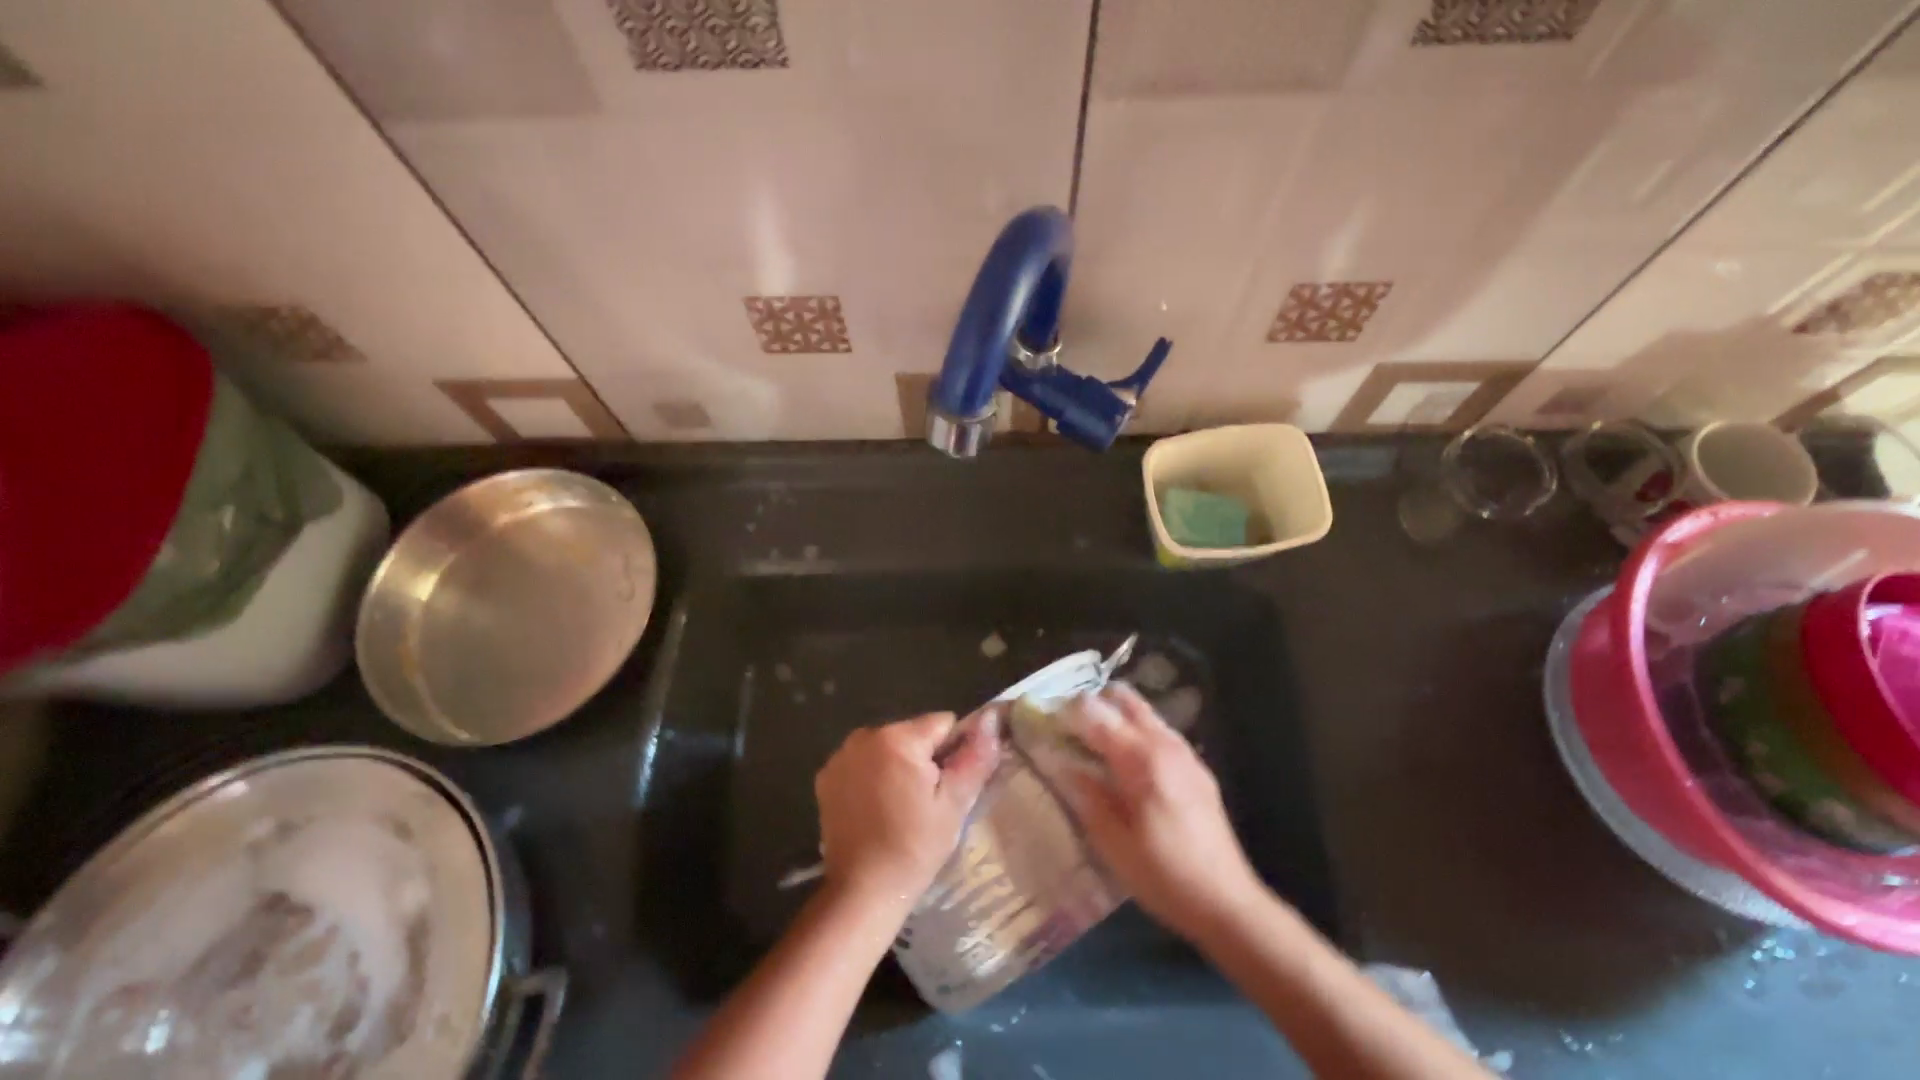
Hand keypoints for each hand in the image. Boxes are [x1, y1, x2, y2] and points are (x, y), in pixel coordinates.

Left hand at [814, 710, 1000, 914]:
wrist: (862, 889)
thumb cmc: (914, 846)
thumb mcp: (954, 804)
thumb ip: (975, 757)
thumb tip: (992, 720)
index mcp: (897, 738)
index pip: (942, 724)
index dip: (953, 752)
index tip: (948, 786)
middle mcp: (864, 736)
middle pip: (912, 734)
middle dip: (923, 760)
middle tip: (926, 803)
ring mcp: (840, 756)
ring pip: (886, 748)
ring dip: (897, 767)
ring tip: (900, 809)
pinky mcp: (825, 777)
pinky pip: (861, 764)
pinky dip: (871, 778)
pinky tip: (875, 811)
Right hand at [1064, 683, 1264, 939]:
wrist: (1226, 902)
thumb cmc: (1163, 876)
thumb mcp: (1112, 843)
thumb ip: (1086, 796)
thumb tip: (1061, 763)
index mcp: (1142, 760)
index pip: (1096, 713)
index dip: (1066, 712)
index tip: (1043, 723)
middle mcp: (1166, 746)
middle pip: (1125, 700)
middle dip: (1093, 704)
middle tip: (1066, 727)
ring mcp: (1187, 755)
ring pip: (1146, 714)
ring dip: (1116, 717)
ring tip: (1089, 743)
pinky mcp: (1197, 770)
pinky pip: (1160, 734)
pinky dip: (1137, 733)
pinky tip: (1124, 763)